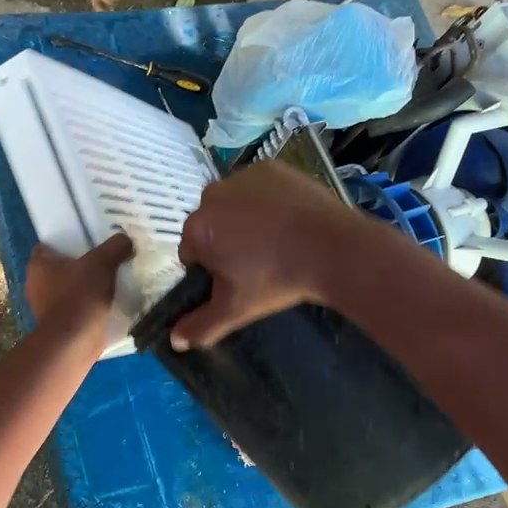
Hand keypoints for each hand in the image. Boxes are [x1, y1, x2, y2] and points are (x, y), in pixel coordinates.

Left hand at [24, 233, 134, 339]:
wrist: (75, 341)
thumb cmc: (80, 294)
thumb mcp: (102, 262)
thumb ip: (115, 246)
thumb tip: (125, 239)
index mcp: (38, 265)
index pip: (47, 246)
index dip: (65, 242)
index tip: (86, 243)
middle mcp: (35, 284)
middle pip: (59, 268)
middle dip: (78, 266)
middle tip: (102, 262)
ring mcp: (44, 307)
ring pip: (66, 289)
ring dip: (83, 288)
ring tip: (108, 283)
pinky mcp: (56, 325)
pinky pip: (73, 309)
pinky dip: (85, 307)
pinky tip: (105, 304)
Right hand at [170, 162, 366, 349]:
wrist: (333, 248)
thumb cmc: (276, 279)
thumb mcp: (236, 309)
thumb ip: (201, 325)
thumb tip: (174, 340)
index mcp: (197, 228)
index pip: (192, 253)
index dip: (212, 268)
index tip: (237, 277)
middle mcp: (211, 194)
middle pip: (211, 224)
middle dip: (226, 240)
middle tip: (257, 261)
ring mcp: (242, 176)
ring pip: (234, 203)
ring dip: (245, 218)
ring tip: (276, 240)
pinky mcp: (271, 167)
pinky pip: (258, 187)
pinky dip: (267, 199)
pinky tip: (288, 218)